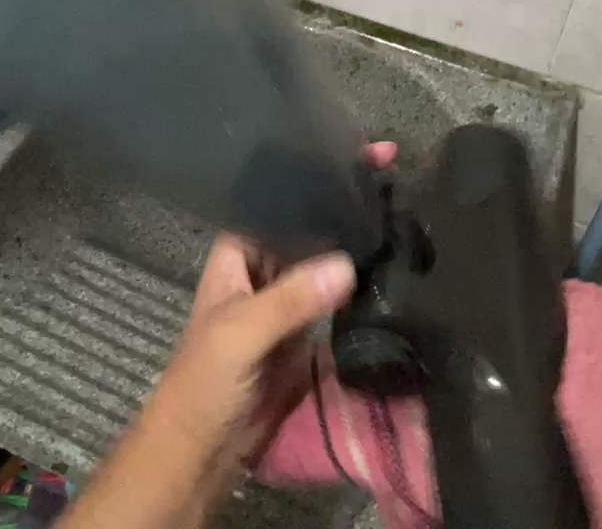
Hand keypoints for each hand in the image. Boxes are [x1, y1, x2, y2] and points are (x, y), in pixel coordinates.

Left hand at [59, 142, 395, 528]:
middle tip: (390, 167)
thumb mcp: (238, 333)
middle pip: (306, 222)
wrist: (203, 452)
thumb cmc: (203, 382)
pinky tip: (391, 258)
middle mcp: (265, 265)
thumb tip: (347, 263)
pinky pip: (338, 294)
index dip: (312, 172)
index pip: (278, 198)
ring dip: (355, 234)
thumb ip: (289, 299)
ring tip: (398, 202)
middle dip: (340, 197)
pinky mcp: (310, 329)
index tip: (355, 148)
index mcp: (238, 251)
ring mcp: (289, 297)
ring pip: (326, 255)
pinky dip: (362, 277)